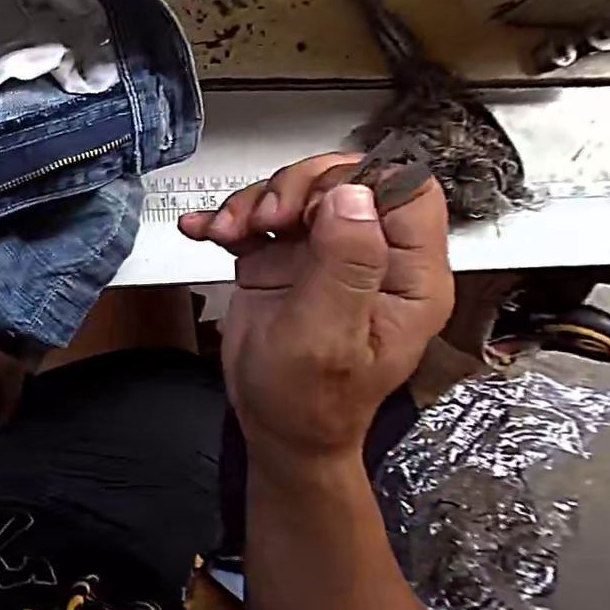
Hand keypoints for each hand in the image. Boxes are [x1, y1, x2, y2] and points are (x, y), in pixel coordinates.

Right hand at [179, 153, 451, 462]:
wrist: (273, 426)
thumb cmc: (310, 401)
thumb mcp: (327, 338)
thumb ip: (345, 266)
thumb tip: (352, 197)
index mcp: (405, 276)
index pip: (403, 192)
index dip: (353, 183)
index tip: (305, 207)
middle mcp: (366, 258)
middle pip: (341, 182)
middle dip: (293, 189)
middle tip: (263, 218)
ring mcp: (318, 257)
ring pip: (293, 195)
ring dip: (250, 204)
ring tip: (226, 231)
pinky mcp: (276, 263)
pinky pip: (252, 222)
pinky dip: (224, 220)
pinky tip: (203, 230)